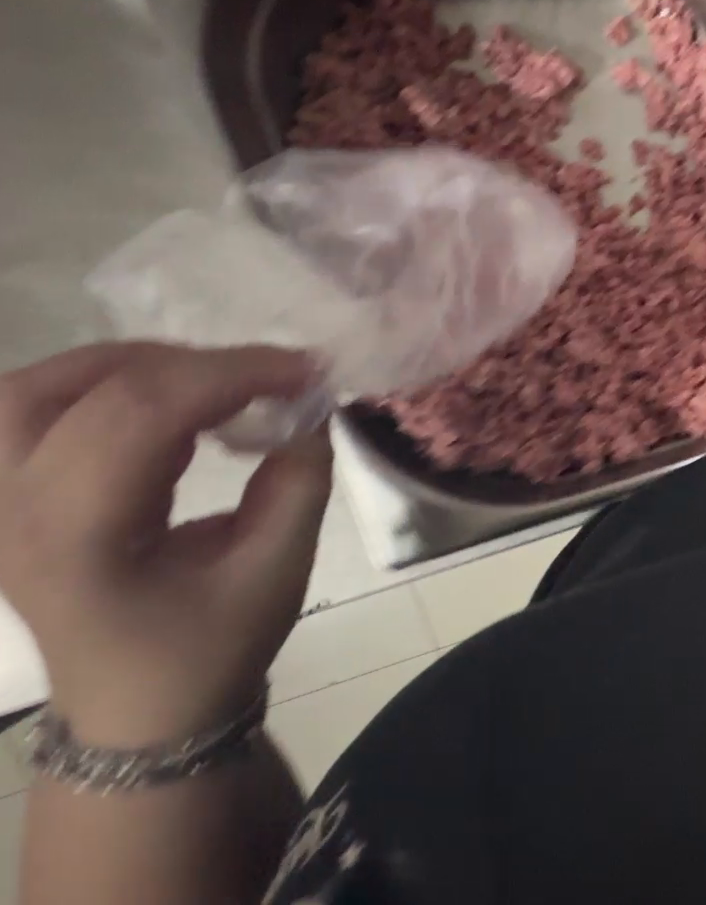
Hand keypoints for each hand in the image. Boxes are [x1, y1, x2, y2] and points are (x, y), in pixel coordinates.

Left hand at [0, 343, 331, 748]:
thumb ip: (297, 485)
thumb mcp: (276, 570)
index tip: (310, 373)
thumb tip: (308, 415)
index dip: (231, 373)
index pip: (139, 412)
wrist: (141, 708)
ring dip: (133, 366)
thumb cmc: (211, 646)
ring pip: (33, 389)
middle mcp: (11, 509)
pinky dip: (109, 387)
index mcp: (76, 535)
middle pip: (73, 387)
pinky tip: (174, 407)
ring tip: (213, 380)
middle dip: (187, 363)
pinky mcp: (8, 498)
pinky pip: (34, 412)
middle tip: (266, 377)